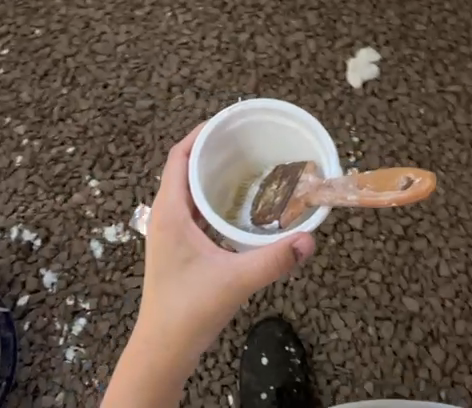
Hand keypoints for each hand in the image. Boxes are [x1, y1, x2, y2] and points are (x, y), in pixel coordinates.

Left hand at [141, 123, 315, 358]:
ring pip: (187, 187)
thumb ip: (272, 259)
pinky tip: (238, 204)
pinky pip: (193, 207)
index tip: (228, 121)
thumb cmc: (188, 311)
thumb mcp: (235, 281)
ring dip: (211, 172)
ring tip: (245, 162)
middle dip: (211, 149)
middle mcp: (165, 214)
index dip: (200, 133)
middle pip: (184, 166)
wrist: (162, 350)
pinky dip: (212, 195)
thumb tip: (309, 239)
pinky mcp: (177, 246)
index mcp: (170, 211)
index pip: (179, 156)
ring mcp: (169, 231)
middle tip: (245, 139)